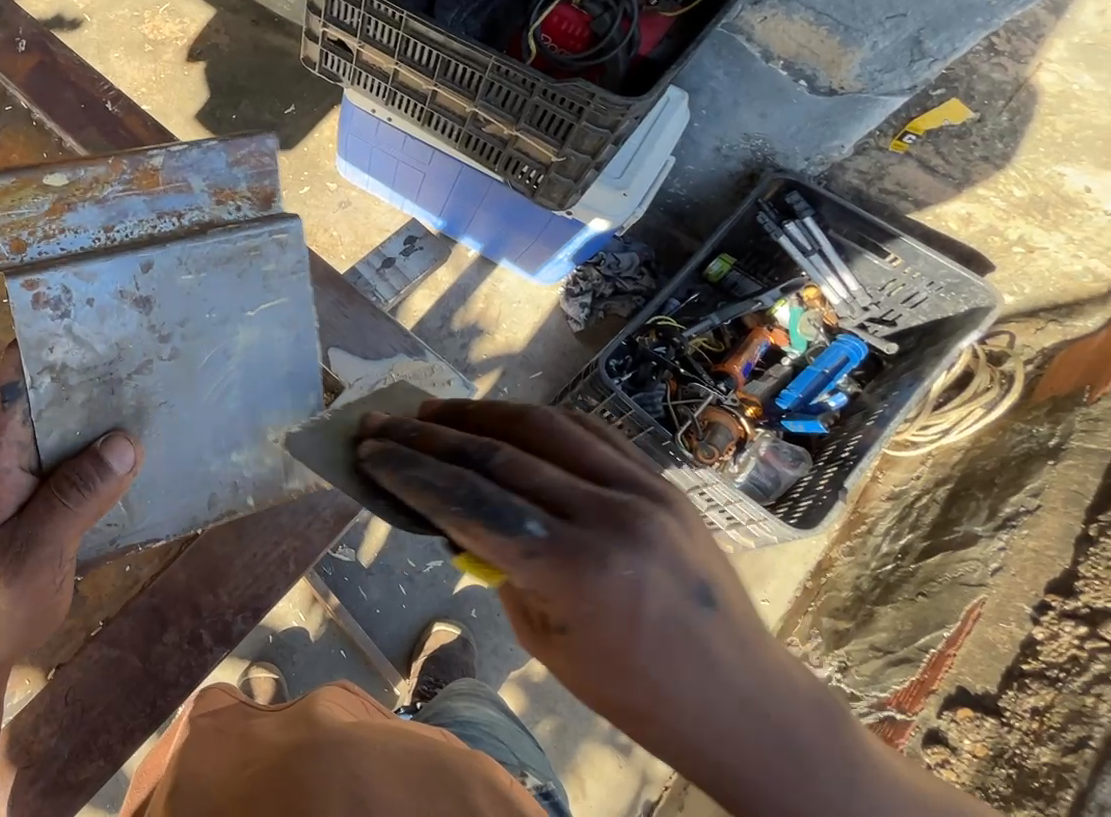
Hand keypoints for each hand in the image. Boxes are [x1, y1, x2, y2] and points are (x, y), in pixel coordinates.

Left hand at [0, 343, 143, 675]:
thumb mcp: (36, 553)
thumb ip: (76, 496)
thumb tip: (125, 441)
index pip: (15, 373)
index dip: (54, 341)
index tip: (104, 321)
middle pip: (45, 389)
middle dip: (91, 370)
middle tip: (149, 352)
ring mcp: (16, 466)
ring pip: (61, 419)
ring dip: (100, 407)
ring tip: (155, 387)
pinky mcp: (34, 486)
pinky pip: (68, 451)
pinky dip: (100, 444)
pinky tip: (140, 441)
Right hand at [354, 401, 786, 746]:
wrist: (740, 699)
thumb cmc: (628, 687)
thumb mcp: (540, 632)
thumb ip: (497, 560)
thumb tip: (455, 508)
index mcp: (574, 570)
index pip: (469, 500)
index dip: (409, 472)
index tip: (369, 452)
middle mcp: (608, 515)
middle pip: (495, 455)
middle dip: (426, 437)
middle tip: (381, 423)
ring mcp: (641, 490)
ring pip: (540, 427)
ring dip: (475, 415)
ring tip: (429, 412)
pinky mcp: (661, 480)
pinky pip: (586, 432)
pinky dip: (533, 420)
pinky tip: (499, 419)